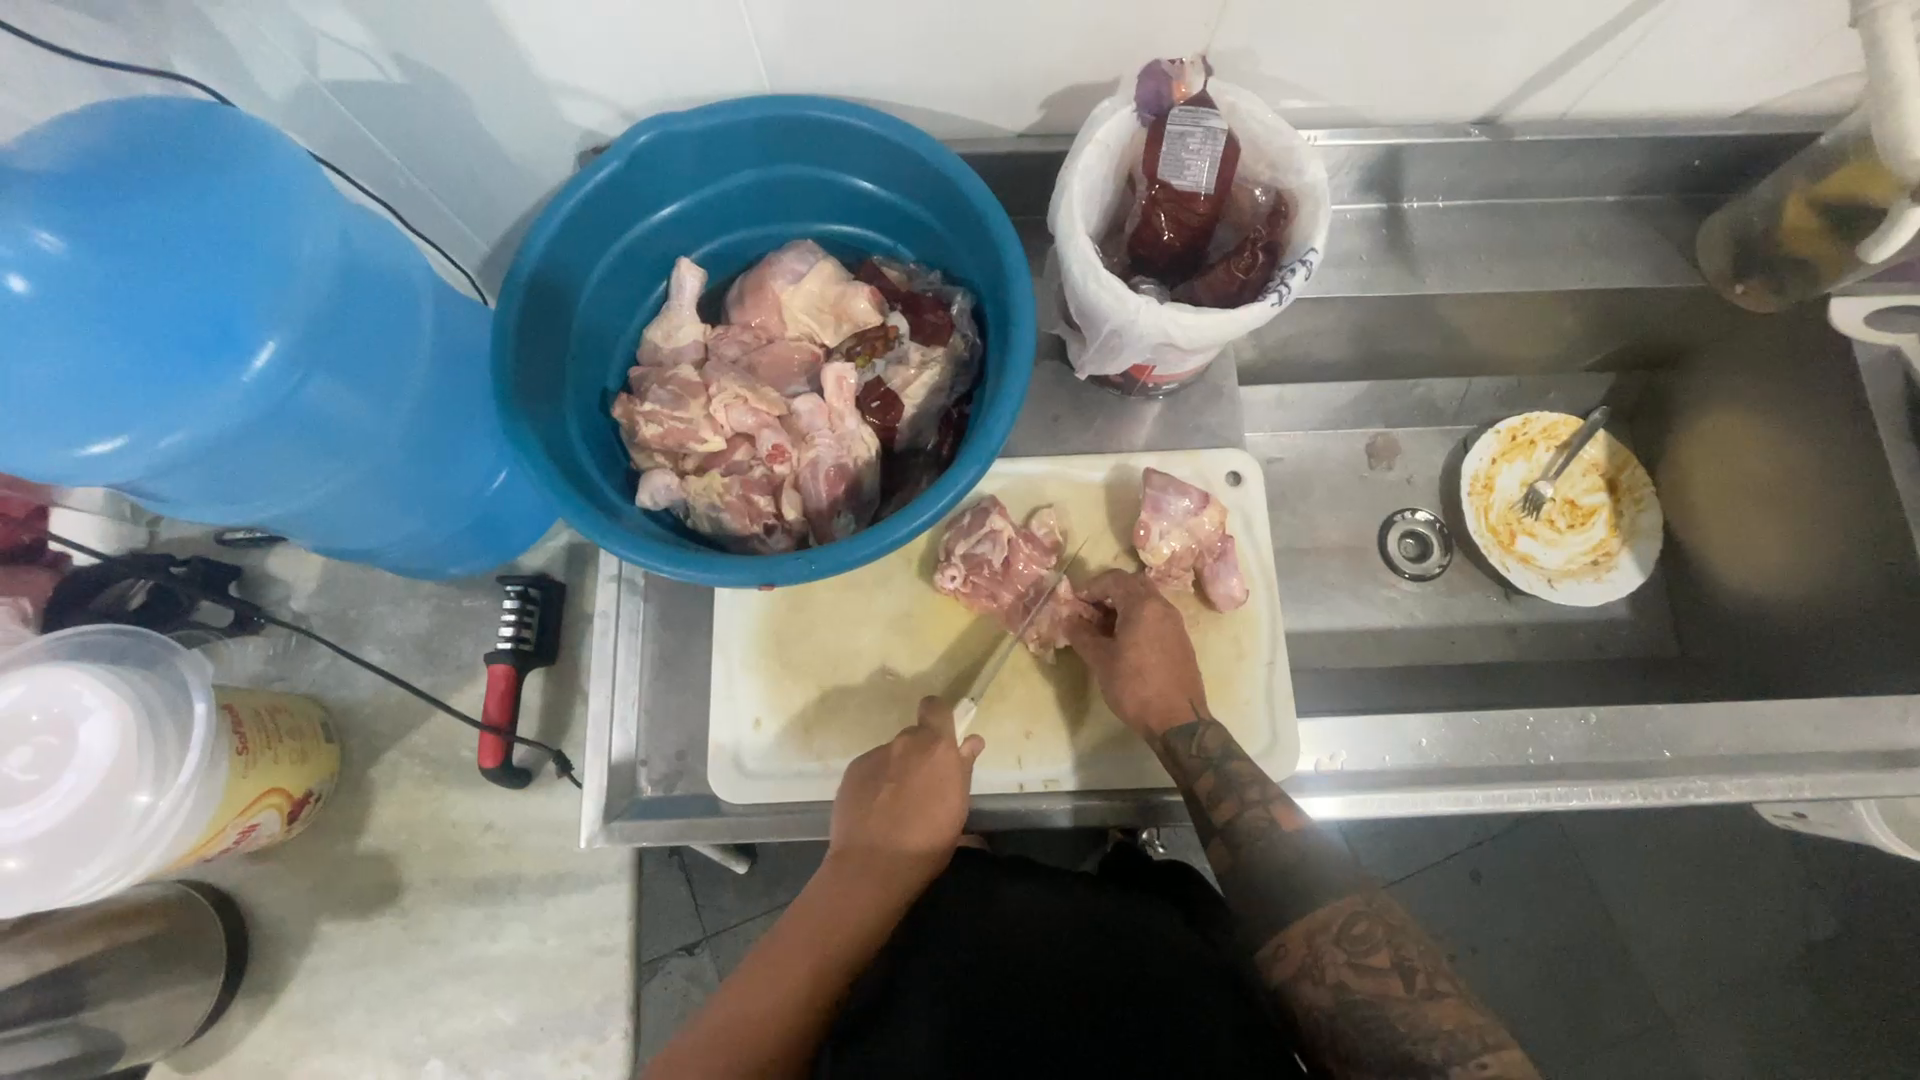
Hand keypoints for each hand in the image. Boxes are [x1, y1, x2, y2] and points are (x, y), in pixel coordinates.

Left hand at [826, 697, 984, 892]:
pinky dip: (875, 783)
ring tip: (894, 806)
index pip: (936, 707)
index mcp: (936, 748)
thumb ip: (963, 769)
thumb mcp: (958, 808)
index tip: (941, 737)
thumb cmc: (928, 842)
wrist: (872, 865)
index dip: (938, 717)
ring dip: (896, 771)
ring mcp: (875, 756)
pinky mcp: (852, 771)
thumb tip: (971, 742)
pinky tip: (874, 811)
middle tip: (921, 787)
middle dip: (919, 755)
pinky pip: (870, 769)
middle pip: (914, 737)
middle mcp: (905, 743)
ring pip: (891, 755)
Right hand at [1065, 568, 1209, 737]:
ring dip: (1123, 606)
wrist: (1178, 720)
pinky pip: (1155, 617)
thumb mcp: (1100, 661)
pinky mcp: (1180, 640)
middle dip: (1108, 593)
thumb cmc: (1135, 687)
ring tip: (1103, 630)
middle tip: (1089, 612)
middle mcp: (1162, 607)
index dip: (1091, 587)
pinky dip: (1137, 619)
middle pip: (1132, 585)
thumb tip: (1068, 619)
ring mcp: (1175, 623)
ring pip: (1146, 600)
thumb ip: (1082, 635)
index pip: (1114, 579)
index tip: (1075, 604)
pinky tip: (1124, 643)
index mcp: (1143, 606)